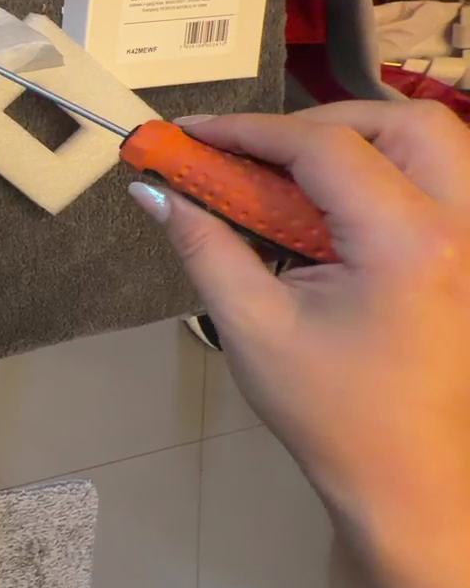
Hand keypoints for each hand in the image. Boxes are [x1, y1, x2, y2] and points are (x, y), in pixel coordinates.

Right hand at [131, 102, 469, 574]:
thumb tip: (150, 191)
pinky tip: (315, 207)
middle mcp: (465, 226)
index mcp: (411, 243)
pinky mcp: (468, 253)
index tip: (185, 134)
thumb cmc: (322, 399)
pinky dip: (368, 172)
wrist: (402, 465)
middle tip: (241, 150)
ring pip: (430, 143)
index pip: (327, 149)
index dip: (247, 130)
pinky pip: (431, 181)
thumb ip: (201, 243)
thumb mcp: (246, 319)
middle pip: (403, 123)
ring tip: (275, 172)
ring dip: (346, 141)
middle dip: (310, 122)